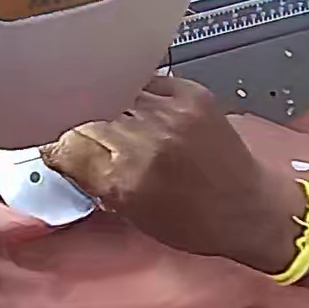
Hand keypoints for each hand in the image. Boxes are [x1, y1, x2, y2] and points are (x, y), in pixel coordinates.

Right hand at [43, 76, 303, 273]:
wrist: (251, 207)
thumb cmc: (191, 224)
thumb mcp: (132, 213)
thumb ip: (91, 178)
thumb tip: (59, 149)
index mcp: (127, 179)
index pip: (65, 144)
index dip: (57, 146)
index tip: (57, 149)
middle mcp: (146, 139)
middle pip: (86, 117)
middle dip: (78, 126)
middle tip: (83, 137)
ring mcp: (170, 110)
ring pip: (111, 94)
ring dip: (105, 106)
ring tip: (112, 120)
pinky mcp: (189, 92)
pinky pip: (142, 83)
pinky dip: (133, 95)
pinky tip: (137, 108)